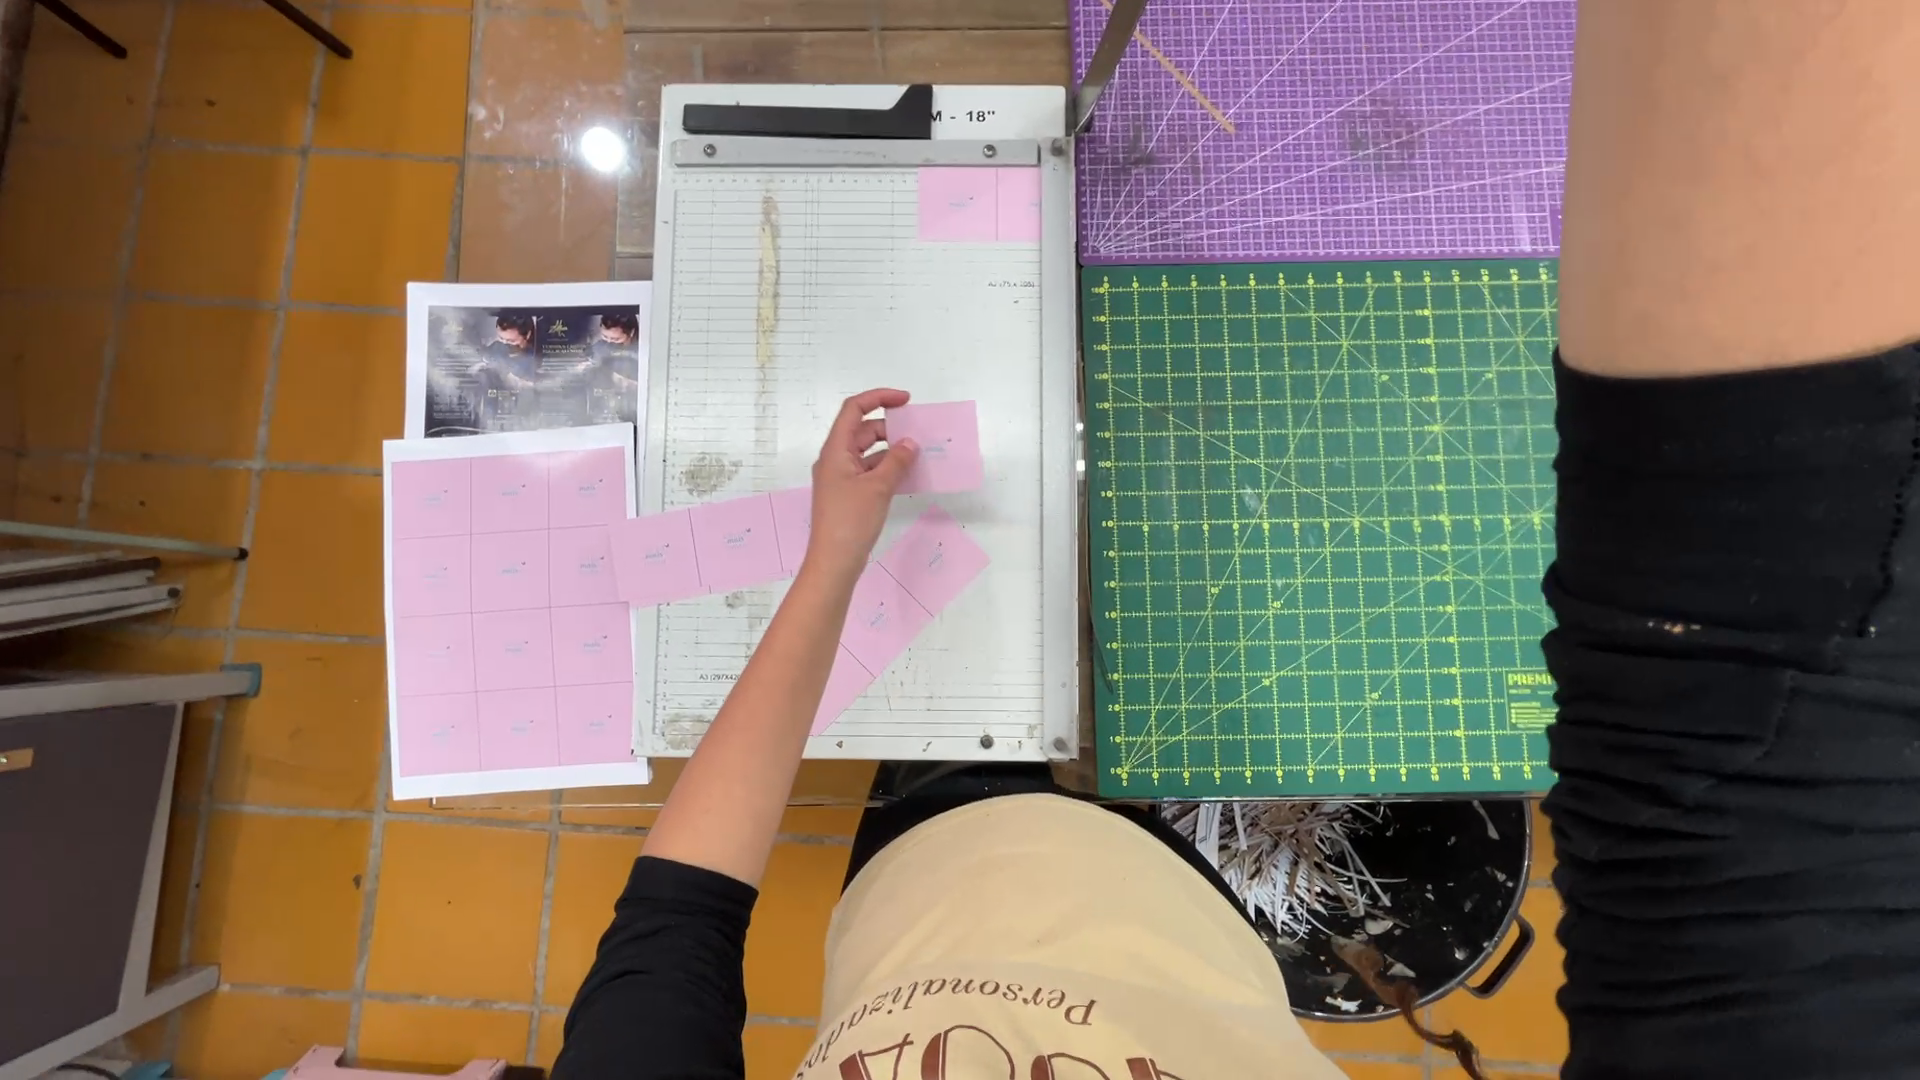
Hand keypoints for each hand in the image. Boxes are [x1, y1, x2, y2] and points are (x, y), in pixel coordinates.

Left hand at [802, 388, 918, 584]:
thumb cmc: (851, 521)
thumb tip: (909, 443)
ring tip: (918, 456)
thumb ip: (896, 461)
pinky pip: (870, 472)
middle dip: (890, 428)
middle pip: (863, 431)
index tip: (905, 400)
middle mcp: (836, 459)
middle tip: (918, 435)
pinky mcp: (849, 495)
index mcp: (836, 450)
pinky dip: (888, 470)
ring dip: (892, 451)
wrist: (834, 561)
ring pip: (869, 453)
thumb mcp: (878, 487)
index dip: (879, 398)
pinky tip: (908, 476)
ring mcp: (842, 478)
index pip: (854, 410)